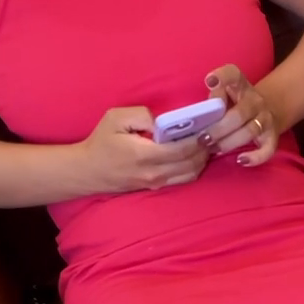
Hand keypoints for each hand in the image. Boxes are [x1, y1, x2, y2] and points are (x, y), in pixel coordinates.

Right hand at [75, 106, 208, 192]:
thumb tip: (163, 121)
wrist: (90, 171)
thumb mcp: (115, 118)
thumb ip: (142, 115)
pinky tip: (197, 156)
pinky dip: (194, 168)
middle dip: (205, 150)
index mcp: (145, 155)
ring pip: (191, 175)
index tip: (208, 129)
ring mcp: (158, 184)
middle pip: (191, 164)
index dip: (198, 140)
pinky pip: (184, 180)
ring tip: (207, 145)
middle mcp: (155, 173)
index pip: (181, 150)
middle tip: (213, 135)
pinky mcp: (158, 188)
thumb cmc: (101, 141)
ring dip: (202, 160)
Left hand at [198, 64, 280, 166]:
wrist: (268, 111)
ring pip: (250, 132)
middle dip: (219, 128)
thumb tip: (206, 113)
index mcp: (241, 85)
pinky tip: (240, 160)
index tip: (209, 82)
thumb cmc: (236, 104)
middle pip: (239, 114)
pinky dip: (255, 157)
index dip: (222, 77)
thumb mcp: (225, 95)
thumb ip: (215, 99)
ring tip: (214, 149)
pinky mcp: (273, 138)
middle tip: (203, 139)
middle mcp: (256, 100)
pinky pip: (267, 150)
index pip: (233, 74)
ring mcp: (266, 119)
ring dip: (229, 142)